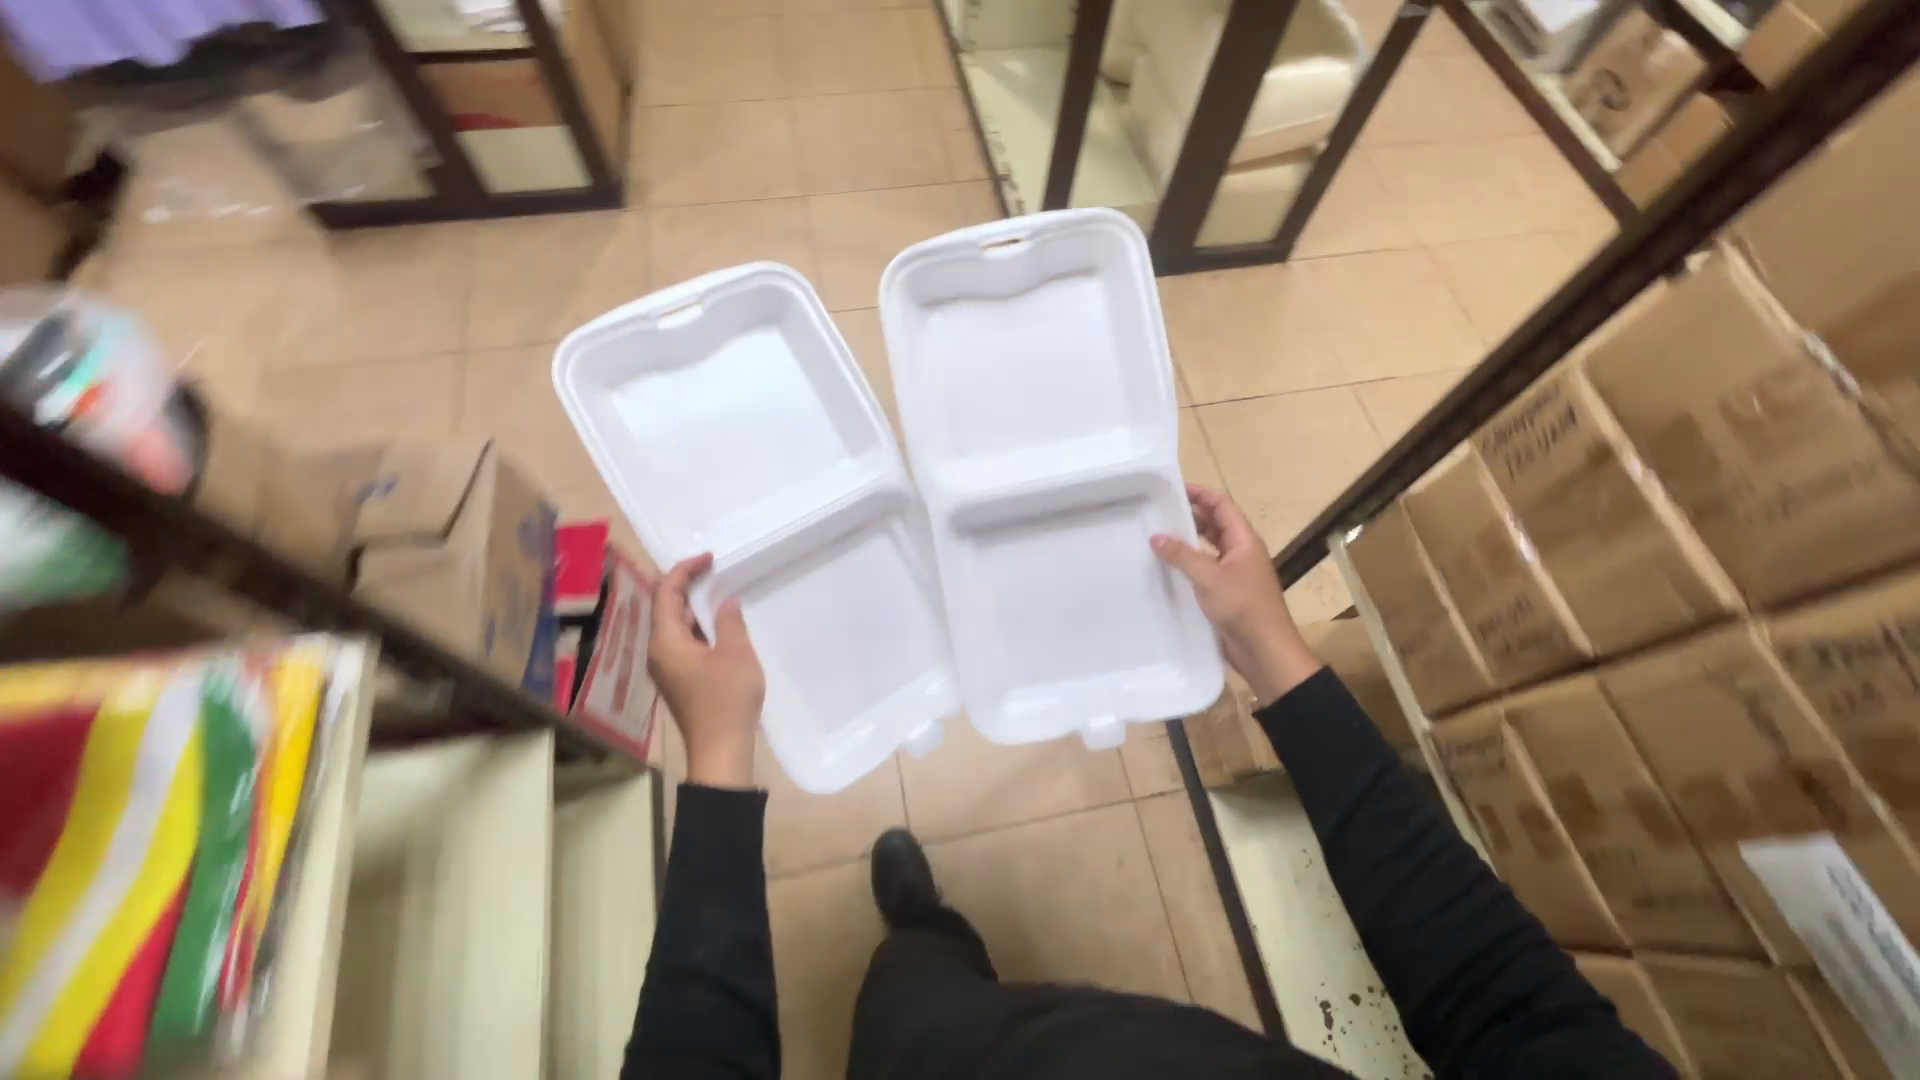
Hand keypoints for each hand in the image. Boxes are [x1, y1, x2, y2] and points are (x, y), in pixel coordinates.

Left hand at [648, 554, 764, 788]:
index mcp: (665, 641)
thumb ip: (728, 621)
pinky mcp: (679, 680)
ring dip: (695, 608)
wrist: (720, 750)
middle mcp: (658, 652)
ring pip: (675, 627)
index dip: (684, 570)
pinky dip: (699, 628)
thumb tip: (725, 603)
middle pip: (665, 608)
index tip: (709, 559)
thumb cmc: (727, 699)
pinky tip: (720, 627)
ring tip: (721, 594)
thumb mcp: (735, 653)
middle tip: (715, 572)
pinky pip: (683, 643)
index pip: (665, 593)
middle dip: (688, 586)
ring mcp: (667, 668)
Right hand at [1151, 484, 1320, 705]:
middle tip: (1157, 510)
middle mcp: (1240, 552)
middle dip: (1190, 514)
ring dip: (1187, 540)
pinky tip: (1166, 568)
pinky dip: (1188, 564)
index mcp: (1244, 540)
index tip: (1172, 487)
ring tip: (1156, 535)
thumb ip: (1181, 555)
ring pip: (1208, 547)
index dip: (1199, 493)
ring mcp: (1234, 573)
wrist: (1264, 650)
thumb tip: (1156, 536)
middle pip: (1215, 524)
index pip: (1221, 505)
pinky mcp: (1226, 593)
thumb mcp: (1208, 577)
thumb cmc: (1242, 607)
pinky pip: (1205, 569)